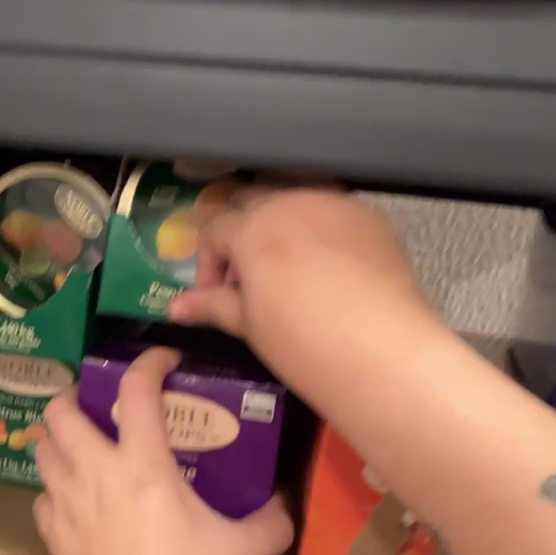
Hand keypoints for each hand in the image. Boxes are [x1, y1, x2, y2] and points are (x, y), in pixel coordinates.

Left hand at [33, 348, 291, 554]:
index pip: (137, 388)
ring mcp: (66, 501)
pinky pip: (41, 495)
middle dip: (76, 395)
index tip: (164, 361)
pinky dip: (54, 489)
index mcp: (143, 463)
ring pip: (42, 447)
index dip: (149, 362)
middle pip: (61, 409)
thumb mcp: (240, 551)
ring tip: (83, 445)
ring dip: (58, 437)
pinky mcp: (51, 532)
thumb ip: (270, 523)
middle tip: (101, 405)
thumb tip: (285, 506)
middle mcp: (96, 470)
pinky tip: (76, 502)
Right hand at [166, 191, 436, 380]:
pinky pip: (333, 215)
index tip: (213, 294)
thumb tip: (176, 308)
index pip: (213, 229)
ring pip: (295, 203)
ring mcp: (336, 206)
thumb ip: (211, 305)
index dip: (206, 263)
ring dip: (280, 230)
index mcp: (253, 227)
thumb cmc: (302, 340)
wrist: (379, 352)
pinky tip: (327, 273)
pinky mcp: (371, 219)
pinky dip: (320, 234)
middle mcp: (292, 202)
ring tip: (286, 274)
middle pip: (252, 204)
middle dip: (241, 236)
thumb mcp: (248, 324)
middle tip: (246, 280)